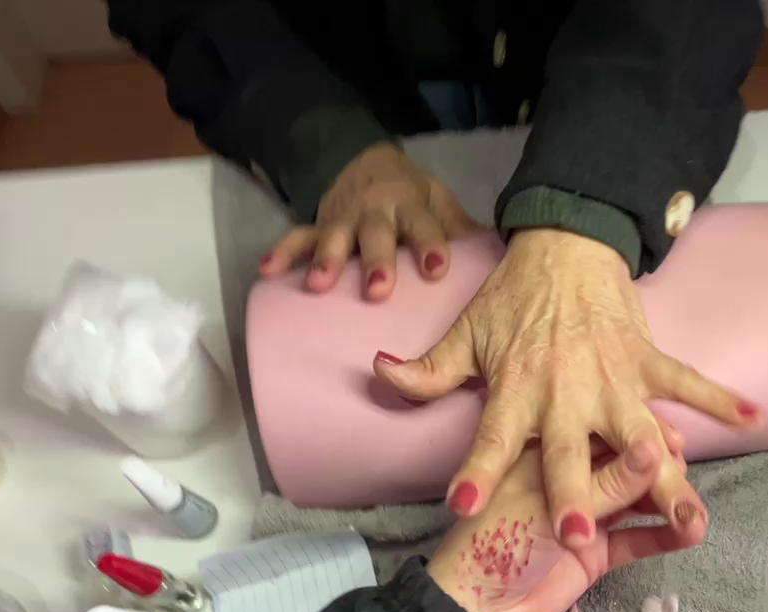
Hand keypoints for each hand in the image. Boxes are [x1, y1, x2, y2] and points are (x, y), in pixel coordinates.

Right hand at [261, 144, 478, 300]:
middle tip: (379, 291)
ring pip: (334, 238)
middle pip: (377, 236)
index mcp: (412, 207)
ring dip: (327, 261)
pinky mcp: (318, 225)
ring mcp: (344, 219)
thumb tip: (500, 260)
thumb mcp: (441, 206)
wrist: (368, 164)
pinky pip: (297, 238)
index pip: (425, 226)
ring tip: (320, 286)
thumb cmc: (414, 200)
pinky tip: (267, 271)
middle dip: (377, 261)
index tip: (437, 268)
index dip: (430, 244)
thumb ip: (462, 233)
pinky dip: (282, 253)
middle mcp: (377, 212)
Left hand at [377, 227, 761, 552]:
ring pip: (640, 432)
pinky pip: (685, 381)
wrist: (565, 243)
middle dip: (573, 492)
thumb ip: (427, 370)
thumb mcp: (466, 335)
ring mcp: (612, 377)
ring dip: (664, 473)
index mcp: (516, 389)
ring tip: (691, 515)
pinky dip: (718, 396)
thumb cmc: (514, 300)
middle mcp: (564, 391)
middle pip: (569, 450)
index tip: (462, 506)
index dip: (474, 470)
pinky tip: (754, 416)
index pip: (489, 437)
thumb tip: (377, 374)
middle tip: (577, 534)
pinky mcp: (647, 359)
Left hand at [426, 435, 693, 611]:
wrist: (473, 611)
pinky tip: (691, 534)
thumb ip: (604, 483)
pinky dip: (662, 538)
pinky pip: (635, 541)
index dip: (636, 434)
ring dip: (667, 507)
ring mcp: (585, 517)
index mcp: (547, 453)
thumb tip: (656, 450)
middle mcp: (568, 478)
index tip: (671, 438)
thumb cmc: (493, 542)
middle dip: (659, 470)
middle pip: (624, 467)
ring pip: (636, 503)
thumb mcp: (549, 504)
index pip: (598, 433)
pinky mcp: (596, 553)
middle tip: (685, 468)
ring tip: (698, 513)